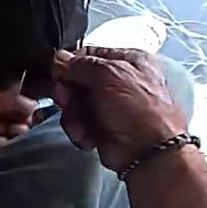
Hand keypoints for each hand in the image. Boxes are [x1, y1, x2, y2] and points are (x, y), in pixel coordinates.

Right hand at [50, 47, 187, 173]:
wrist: (147, 153)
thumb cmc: (139, 110)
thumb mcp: (109, 75)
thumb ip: (80, 64)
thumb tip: (59, 59)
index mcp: (127, 61)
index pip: (88, 55)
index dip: (70, 65)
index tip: (59, 75)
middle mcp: (118, 82)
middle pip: (76, 81)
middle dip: (69, 94)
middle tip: (69, 101)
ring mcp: (109, 106)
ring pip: (74, 104)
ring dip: (74, 116)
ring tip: (84, 125)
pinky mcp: (101, 127)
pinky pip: (77, 123)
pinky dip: (79, 131)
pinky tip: (90, 137)